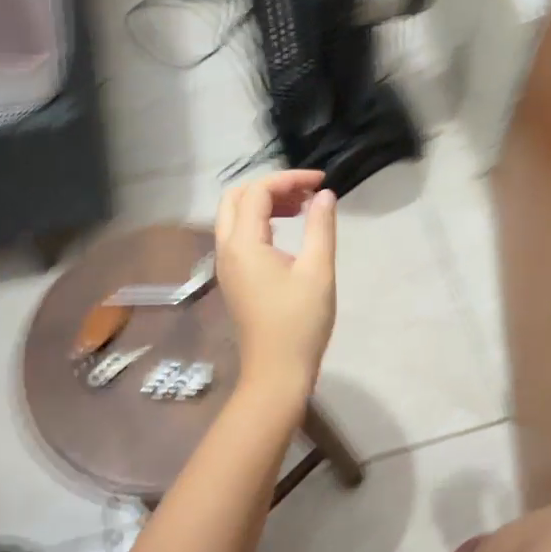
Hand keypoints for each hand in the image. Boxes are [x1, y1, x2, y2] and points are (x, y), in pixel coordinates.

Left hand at [214, 170, 337, 396]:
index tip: (321, 182)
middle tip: (306, 193)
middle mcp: (226, 249)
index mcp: (243, 244)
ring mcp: (227, 266)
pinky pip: (238, 236)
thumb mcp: (318, 271)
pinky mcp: (234, 279)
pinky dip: (260, 223)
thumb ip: (320, 227)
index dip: (289, 179)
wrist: (277, 372)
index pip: (257, 192)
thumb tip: (324, 195)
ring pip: (234, 217)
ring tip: (301, 208)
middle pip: (236, 198)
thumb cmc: (300, 323)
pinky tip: (287, 232)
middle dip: (270, 187)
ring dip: (264, 204)